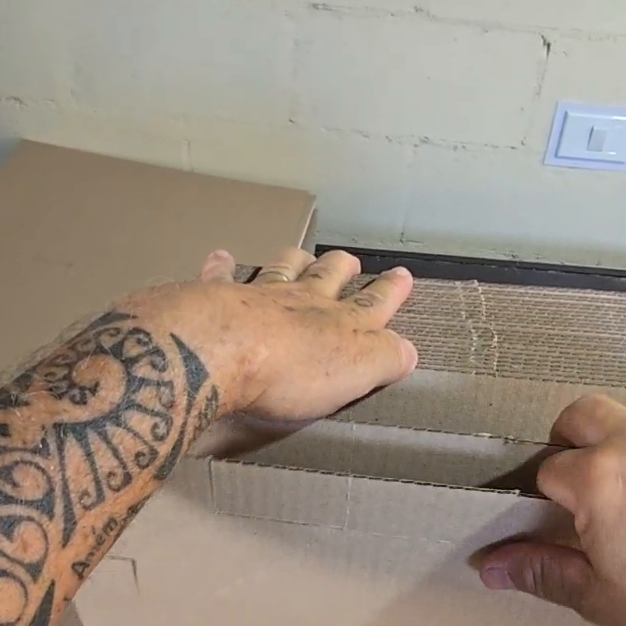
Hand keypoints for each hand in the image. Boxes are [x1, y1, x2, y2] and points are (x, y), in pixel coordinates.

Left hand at [118, 248, 418, 422]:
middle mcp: (302, 302)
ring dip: (294, 261)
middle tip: (350, 258)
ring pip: (282, 271)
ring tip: (300, 253)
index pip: (372, 306)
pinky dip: (223, 267)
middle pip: (326, 278)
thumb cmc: (291, 372)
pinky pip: (221, 278)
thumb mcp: (356, 372)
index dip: (389, 293)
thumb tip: (409, 349)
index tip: (402, 276)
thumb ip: (385, 359)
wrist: (223, 351)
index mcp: (340, 325)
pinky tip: (221, 256)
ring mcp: (259, 296)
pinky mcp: (216, 299)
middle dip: (342, 269)